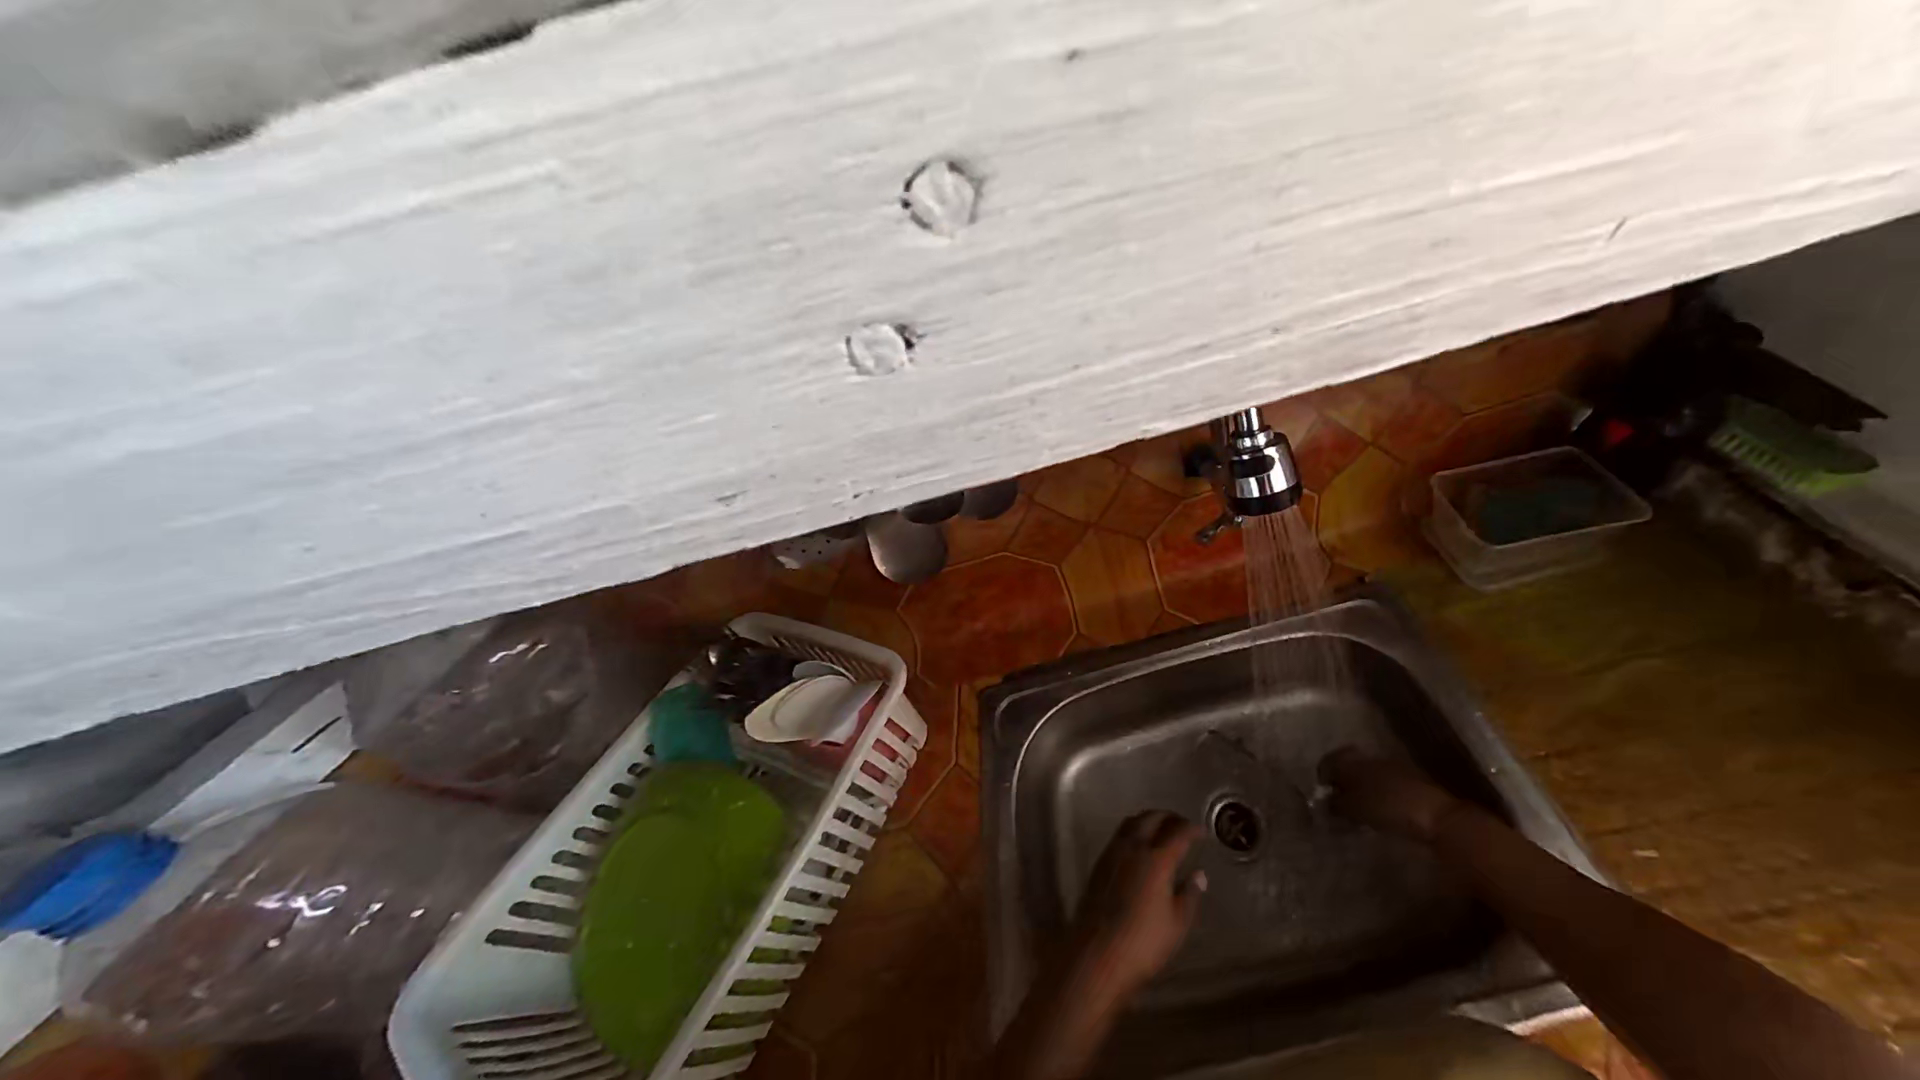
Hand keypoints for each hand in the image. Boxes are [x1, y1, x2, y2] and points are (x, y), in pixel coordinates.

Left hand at [1065, 811, 1206, 996]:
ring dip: (1148, 820)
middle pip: (1151, 818)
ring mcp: (1112, 853)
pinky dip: (1133, 831)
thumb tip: (1198, 875)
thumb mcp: (1177, 924)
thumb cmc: (1144, 942)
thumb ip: (1189, 895)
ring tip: (1162, 830)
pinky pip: (1119, 835)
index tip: (1201, 831)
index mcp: (1156, 860)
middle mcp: (1133, 848)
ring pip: (1131, 823)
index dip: (1192, 828)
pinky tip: (1140, 846)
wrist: (1097, 953)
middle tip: (1182, 824)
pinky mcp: (1099, 863)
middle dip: (1168, 817)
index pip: (1177, 833)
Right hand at [1318, 748, 1461, 840]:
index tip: (1324, 798)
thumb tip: (1324, 803)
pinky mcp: (1410, 778)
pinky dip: (1379, 793)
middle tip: (1341, 804)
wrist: (1437, 815)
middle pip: (1347, 766)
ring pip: (1367, 774)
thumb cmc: (1386, 808)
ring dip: (1362, 788)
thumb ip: (1334, 805)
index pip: (1327, 762)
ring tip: (1362, 810)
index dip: (1322, 779)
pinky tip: (1382, 810)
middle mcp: (1368, 758)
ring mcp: (1391, 766)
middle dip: (1342, 783)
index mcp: (1351, 761)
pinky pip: (1385, 782)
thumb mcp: (1353, 809)